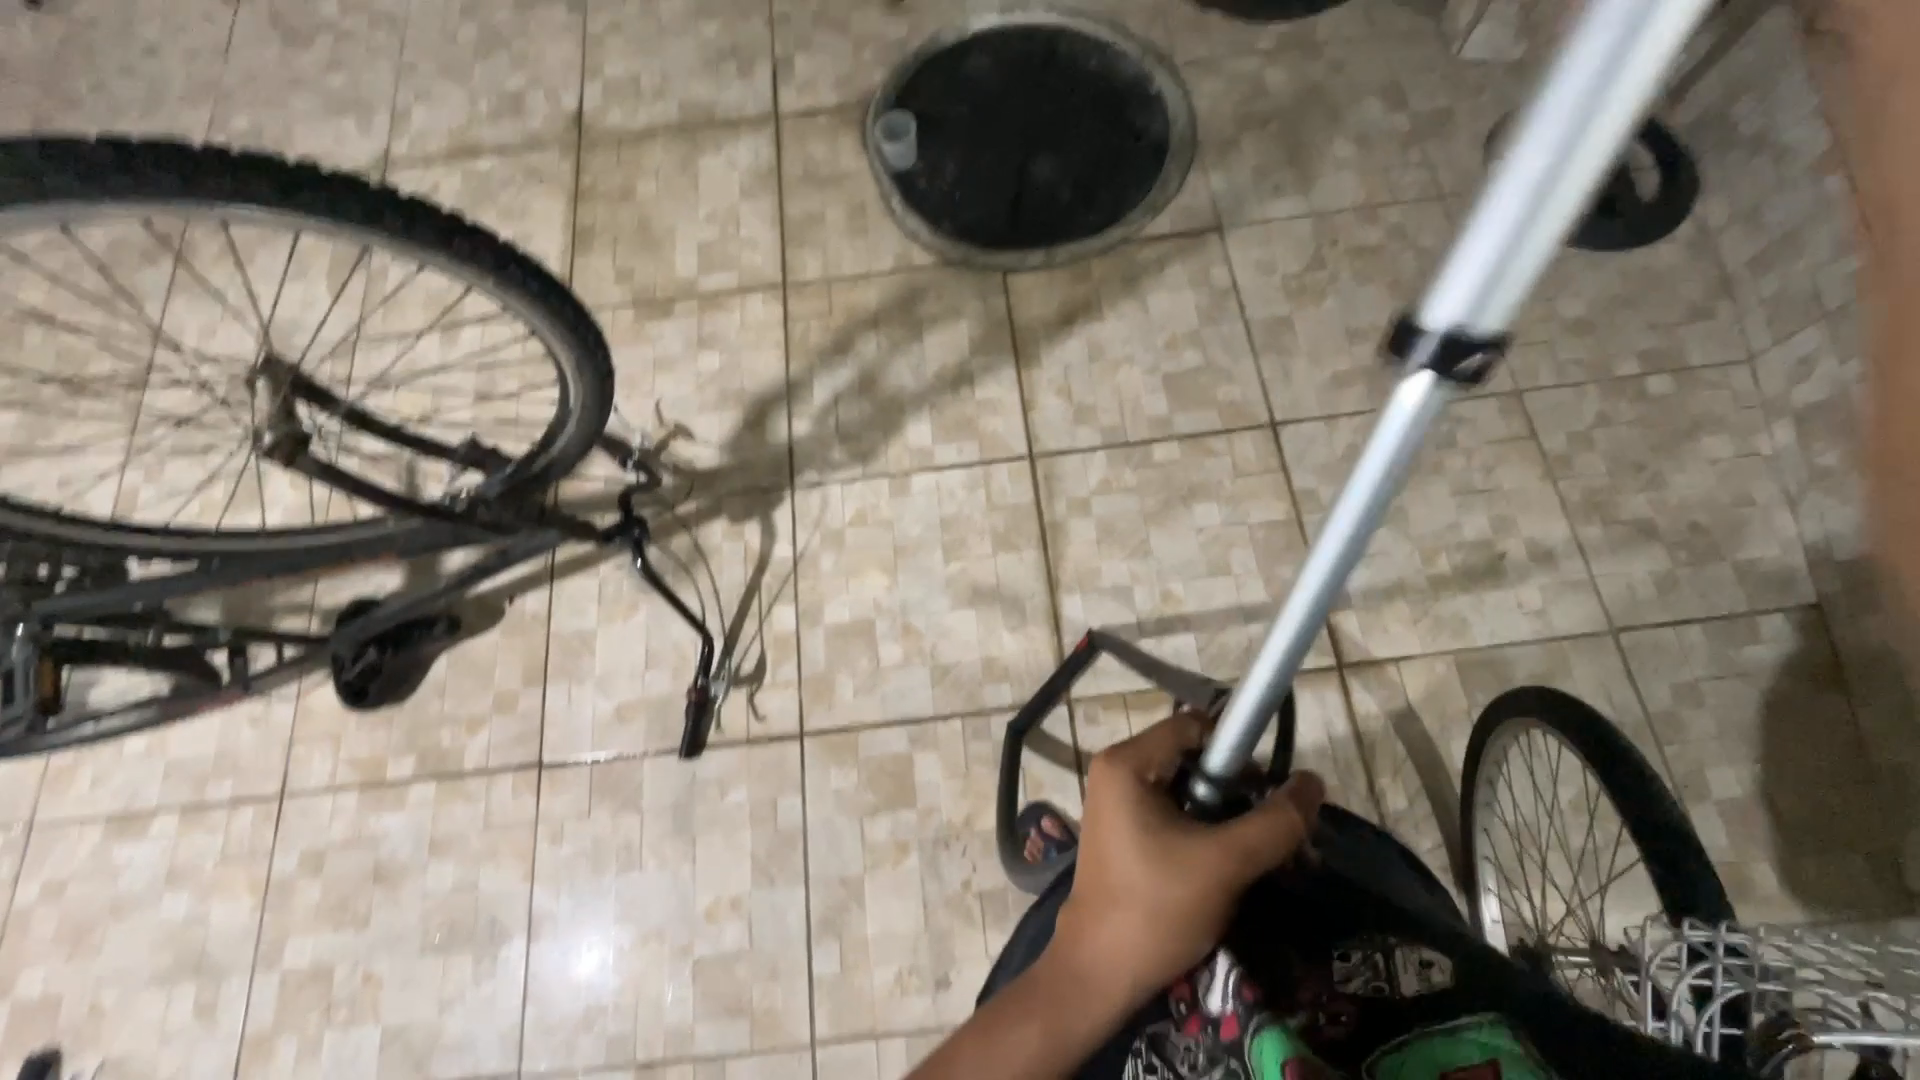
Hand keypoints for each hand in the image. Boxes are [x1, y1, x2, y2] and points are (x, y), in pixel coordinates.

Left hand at [1050, 709, 1325, 1009]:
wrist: (1101, 971)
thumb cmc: (1157, 908)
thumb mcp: (1225, 862)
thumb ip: (1275, 821)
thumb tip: (1314, 782)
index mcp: (1126, 762)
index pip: (1195, 726)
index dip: (1238, 751)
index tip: (1270, 789)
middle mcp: (1116, 771)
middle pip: (1192, 756)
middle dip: (1238, 788)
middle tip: (1274, 826)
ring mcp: (1117, 802)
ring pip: (1187, 787)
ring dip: (1228, 813)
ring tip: (1262, 850)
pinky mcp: (1126, 831)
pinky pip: (1174, 811)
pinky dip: (1206, 829)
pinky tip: (1233, 863)